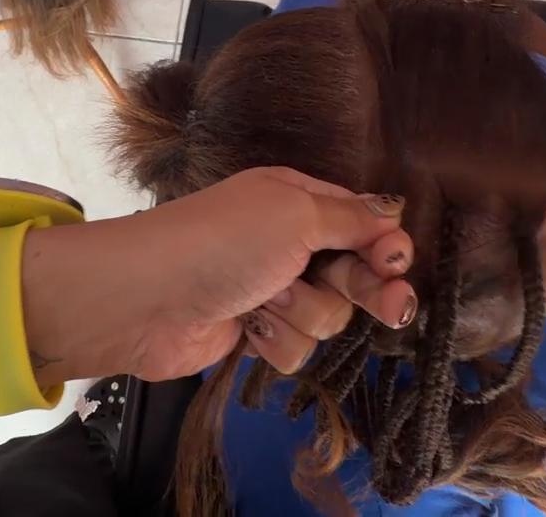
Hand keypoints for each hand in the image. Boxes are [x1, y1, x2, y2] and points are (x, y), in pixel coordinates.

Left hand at [23, 167, 416, 382]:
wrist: (149, 297)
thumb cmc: (225, 242)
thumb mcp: (294, 213)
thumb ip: (349, 218)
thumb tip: (392, 210)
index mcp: (297, 198)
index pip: (361, 220)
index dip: (384, 245)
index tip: (396, 264)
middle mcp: (288, 240)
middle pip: (354, 271)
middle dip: (367, 290)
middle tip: (391, 307)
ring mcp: (271, 287)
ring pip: (327, 315)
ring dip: (302, 312)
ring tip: (265, 300)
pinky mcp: (255, 331)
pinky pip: (296, 346)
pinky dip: (275, 340)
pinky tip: (248, 328)